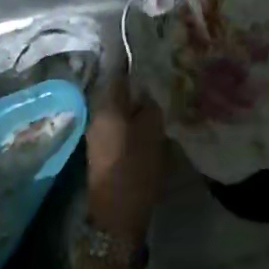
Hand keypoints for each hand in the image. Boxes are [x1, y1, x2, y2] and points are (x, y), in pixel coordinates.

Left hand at [85, 68, 166, 243]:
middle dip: (143, 82)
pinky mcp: (108, 152)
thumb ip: (153, 102)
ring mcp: (100, 136)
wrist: (117, 218)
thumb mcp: (152, 130)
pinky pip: (125, 125)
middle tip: (170, 72)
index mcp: (106, 106)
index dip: (139, 60)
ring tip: (168, 94)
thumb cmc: (135, 168)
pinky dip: (139, 119)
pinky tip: (158, 120)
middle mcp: (98, 116)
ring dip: (142, 102)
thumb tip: (155, 82)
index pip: (121, 71)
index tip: (160, 50)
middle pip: (122, 90)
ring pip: (124, 109)